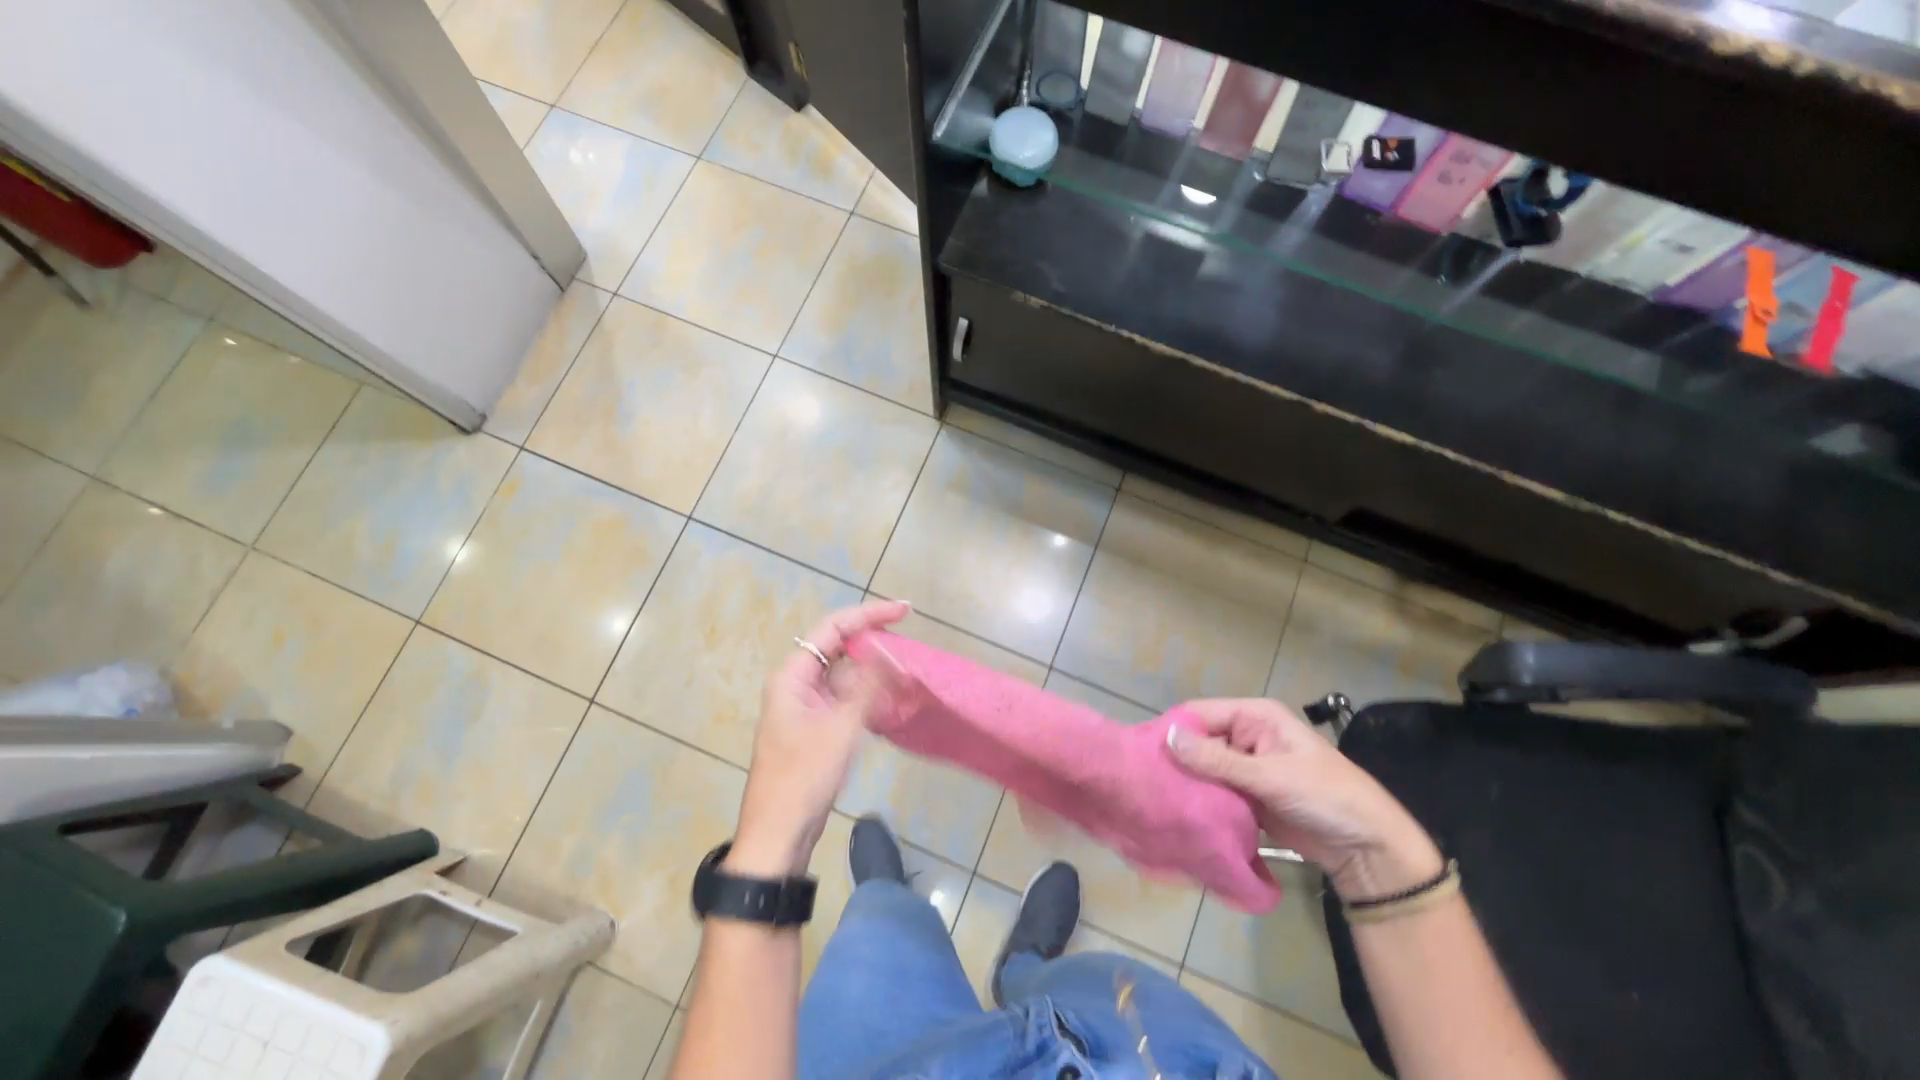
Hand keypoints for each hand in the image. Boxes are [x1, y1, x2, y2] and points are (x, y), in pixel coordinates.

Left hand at [727, 600, 911, 877]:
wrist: (779, 832)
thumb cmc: (804, 776)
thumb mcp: (841, 727)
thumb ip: (869, 686)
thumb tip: (893, 654)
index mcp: (793, 675)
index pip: (832, 628)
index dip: (869, 615)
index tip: (905, 611)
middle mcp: (796, 683)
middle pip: (837, 647)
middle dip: (873, 640)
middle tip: (909, 638)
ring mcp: (805, 706)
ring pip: (844, 674)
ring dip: (873, 670)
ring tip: (907, 668)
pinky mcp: (816, 728)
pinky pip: (845, 698)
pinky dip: (868, 694)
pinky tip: (892, 698)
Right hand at [1168, 699, 1443, 900]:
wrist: (1366, 846)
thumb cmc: (1325, 796)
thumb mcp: (1270, 776)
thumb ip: (1217, 759)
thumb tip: (1167, 737)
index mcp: (1256, 717)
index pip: (1201, 714)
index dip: (1173, 730)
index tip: (1141, 753)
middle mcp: (1248, 736)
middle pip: (1199, 742)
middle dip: (1177, 761)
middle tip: (1144, 783)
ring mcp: (1248, 768)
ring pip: (1205, 770)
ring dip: (1188, 784)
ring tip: (1154, 800)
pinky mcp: (1249, 797)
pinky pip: (1216, 794)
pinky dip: (1202, 802)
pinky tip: (1178, 814)